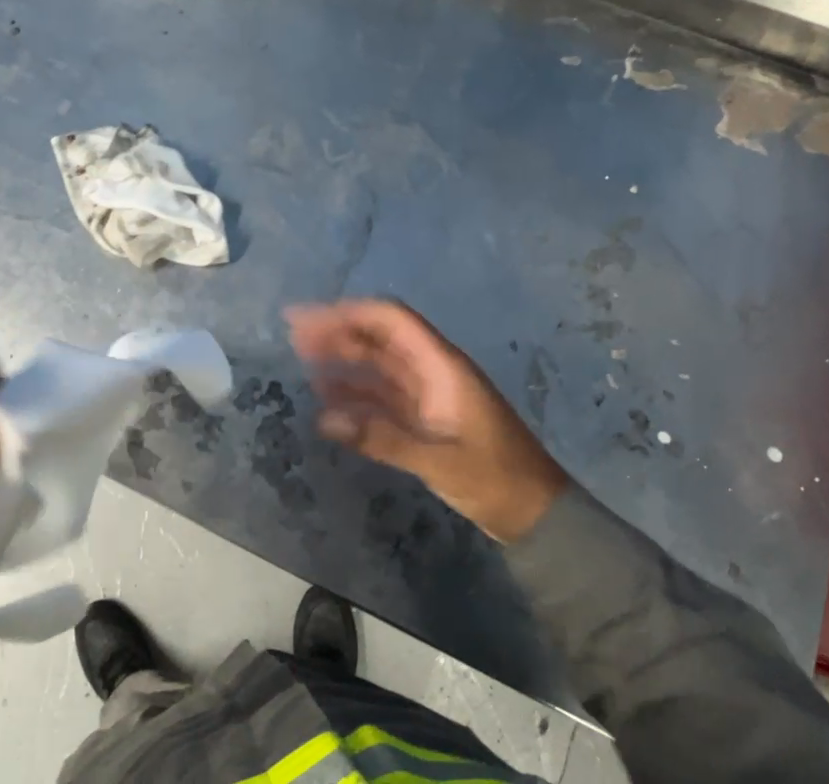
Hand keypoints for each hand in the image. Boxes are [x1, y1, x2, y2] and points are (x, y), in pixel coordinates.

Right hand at [286, 299, 569, 541]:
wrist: (534, 514)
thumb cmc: (495, 479)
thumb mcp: (439, 460)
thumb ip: (383, 438)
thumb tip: (324, 419)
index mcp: (442, 366)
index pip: (391, 321)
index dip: (348, 314)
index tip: (307, 321)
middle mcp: (433, 372)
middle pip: (380, 338)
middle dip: (339, 333)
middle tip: (294, 339)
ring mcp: (429, 396)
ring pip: (379, 367)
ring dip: (344, 361)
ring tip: (302, 365)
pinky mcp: (426, 421)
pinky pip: (384, 398)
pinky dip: (356, 396)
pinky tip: (328, 403)